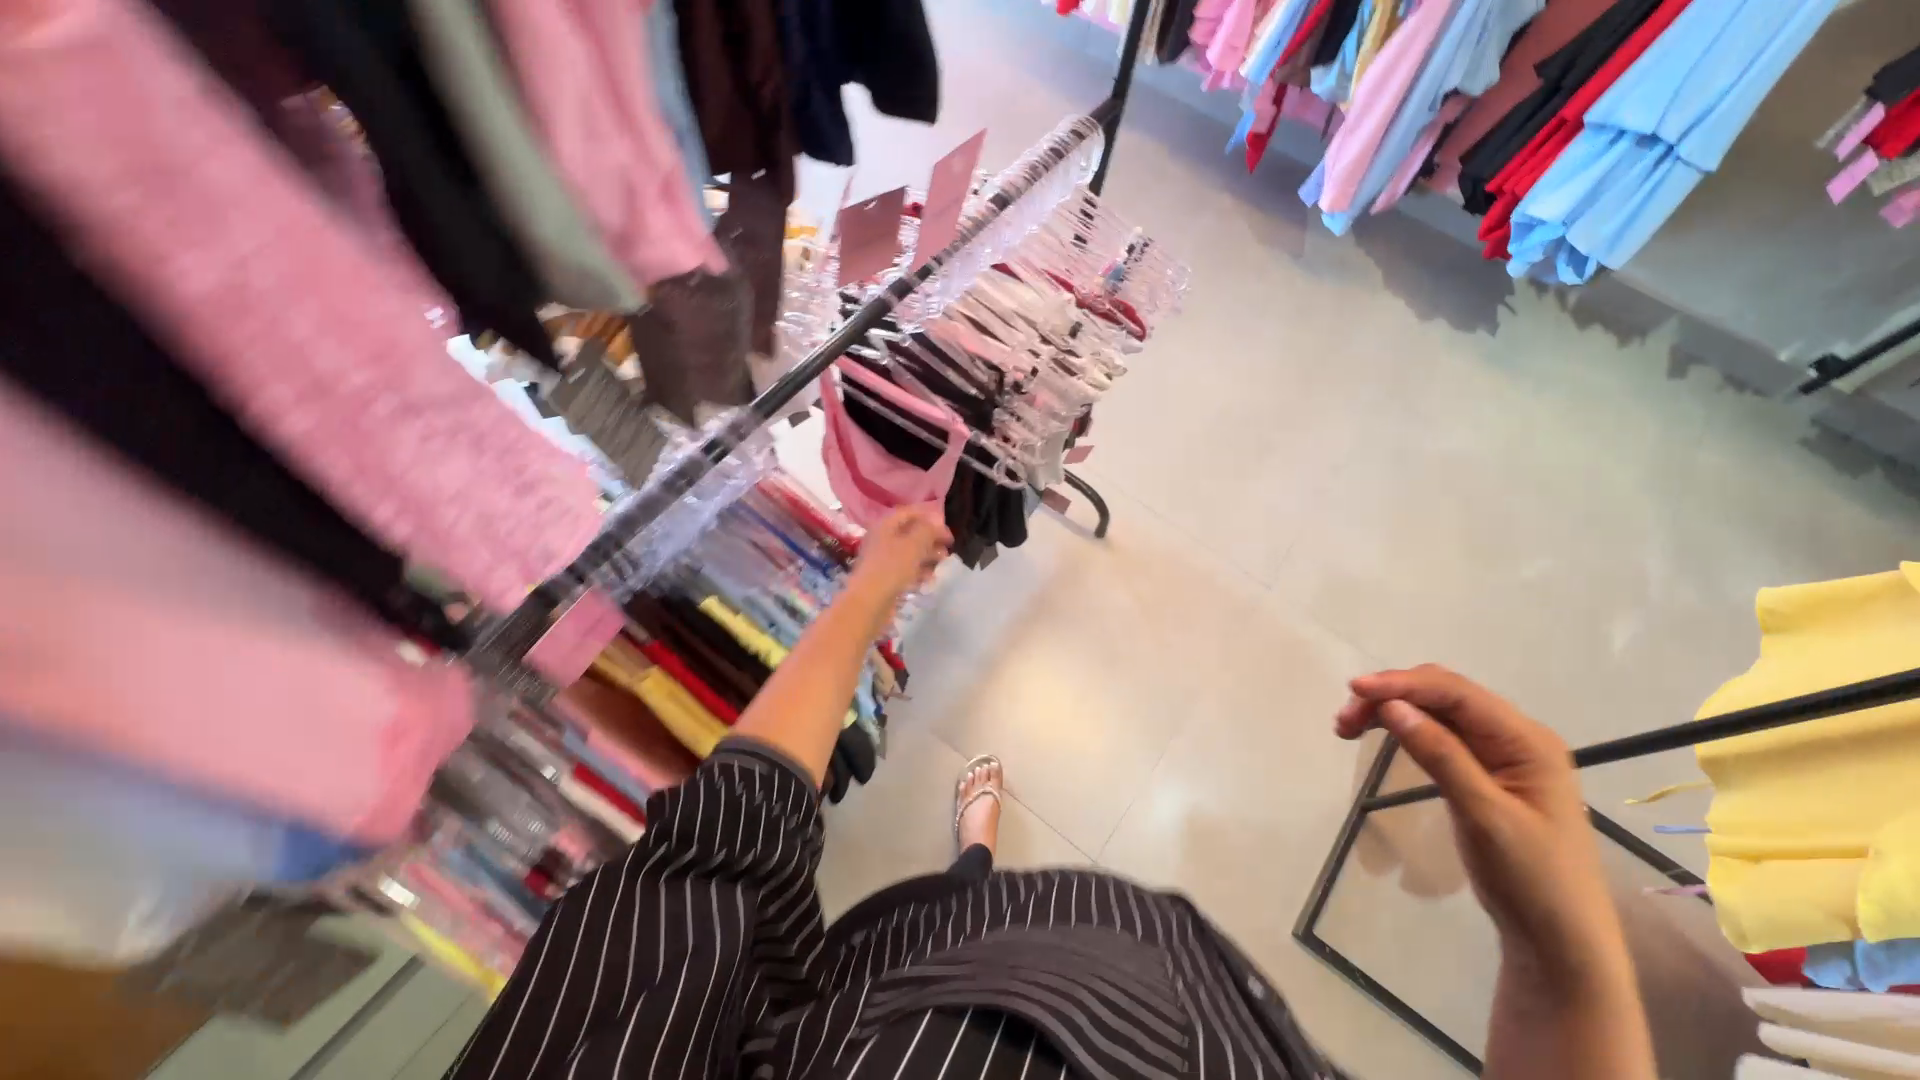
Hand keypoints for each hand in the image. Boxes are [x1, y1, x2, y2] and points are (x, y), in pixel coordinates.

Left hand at [850, 506, 951, 601]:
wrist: (869, 603)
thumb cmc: (892, 568)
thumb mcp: (914, 544)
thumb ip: (928, 530)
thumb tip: (936, 523)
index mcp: (885, 526)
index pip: (909, 512)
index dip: (930, 517)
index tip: (947, 529)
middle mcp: (882, 539)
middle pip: (910, 533)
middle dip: (931, 539)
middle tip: (948, 548)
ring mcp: (882, 560)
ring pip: (909, 552)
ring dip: (927, 556)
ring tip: (942, 563)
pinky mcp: (885, 578)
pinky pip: (905, 569)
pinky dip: (918, 571)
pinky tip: (929, 578)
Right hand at [1335, 665, 1623, 983]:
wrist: (1560, 940)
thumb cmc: (1532, 878)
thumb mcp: (1483, 815)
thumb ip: (1440, 755)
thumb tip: (1391, 706)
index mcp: (1527, 740)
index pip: (1456, 693)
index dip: (1402, 684)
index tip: (1354, 689)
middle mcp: (1515, 737)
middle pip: (1445, 695)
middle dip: (1393, 695)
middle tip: (1344, 720)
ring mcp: (1500, 755)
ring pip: (1438, 713)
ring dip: (1394, 710)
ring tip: (1348, 727)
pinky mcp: (1484, 774)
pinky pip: (1441, 736)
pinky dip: (1407, 731)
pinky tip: (1383, 737)